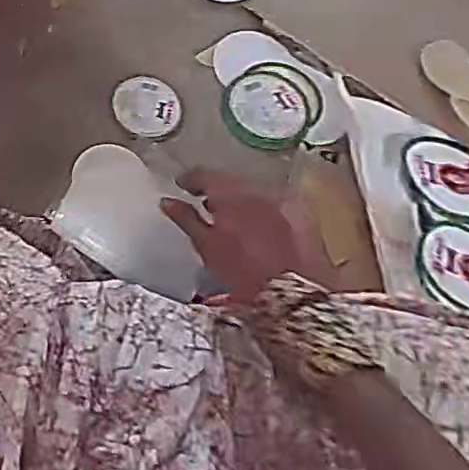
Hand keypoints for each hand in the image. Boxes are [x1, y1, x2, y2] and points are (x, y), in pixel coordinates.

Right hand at [160, 171, 325, 300]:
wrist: (296, 294)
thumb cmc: (244, 275)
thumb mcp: (207, 247)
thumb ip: (186, 219)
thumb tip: (167, 201)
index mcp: (229, 194)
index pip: (204, 175)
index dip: (190, 180)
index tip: (183, 186)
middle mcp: (257, 188)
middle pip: (230, 180)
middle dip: (217, 190)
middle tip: (206, 205)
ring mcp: (281, 197)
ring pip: (253, 189)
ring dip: (241, 198)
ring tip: (233, 218)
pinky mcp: (301, 208)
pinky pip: (275, 199)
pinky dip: (264, 207)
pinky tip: (261, 226)